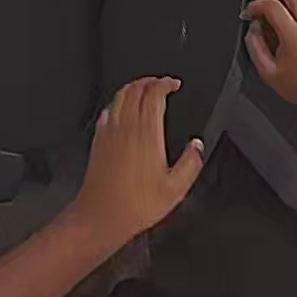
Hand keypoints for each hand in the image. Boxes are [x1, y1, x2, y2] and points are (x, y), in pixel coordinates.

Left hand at [66, 77, 204, 242]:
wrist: (101, 216)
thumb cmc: (135, 204)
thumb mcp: (175, 189)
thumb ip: (191, 163)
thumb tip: (197, 146)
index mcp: (147, 133)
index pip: (154, 94)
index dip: (165, 83)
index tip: (173, 83)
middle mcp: (126, 127)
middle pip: (135, 89)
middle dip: (150, 80)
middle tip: (161, 82)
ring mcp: (110, 131)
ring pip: (119, 95)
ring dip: (133, 87)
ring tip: (144, 88)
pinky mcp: (98, 140)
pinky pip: (107, 110)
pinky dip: (117, 102)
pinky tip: (121, 109)